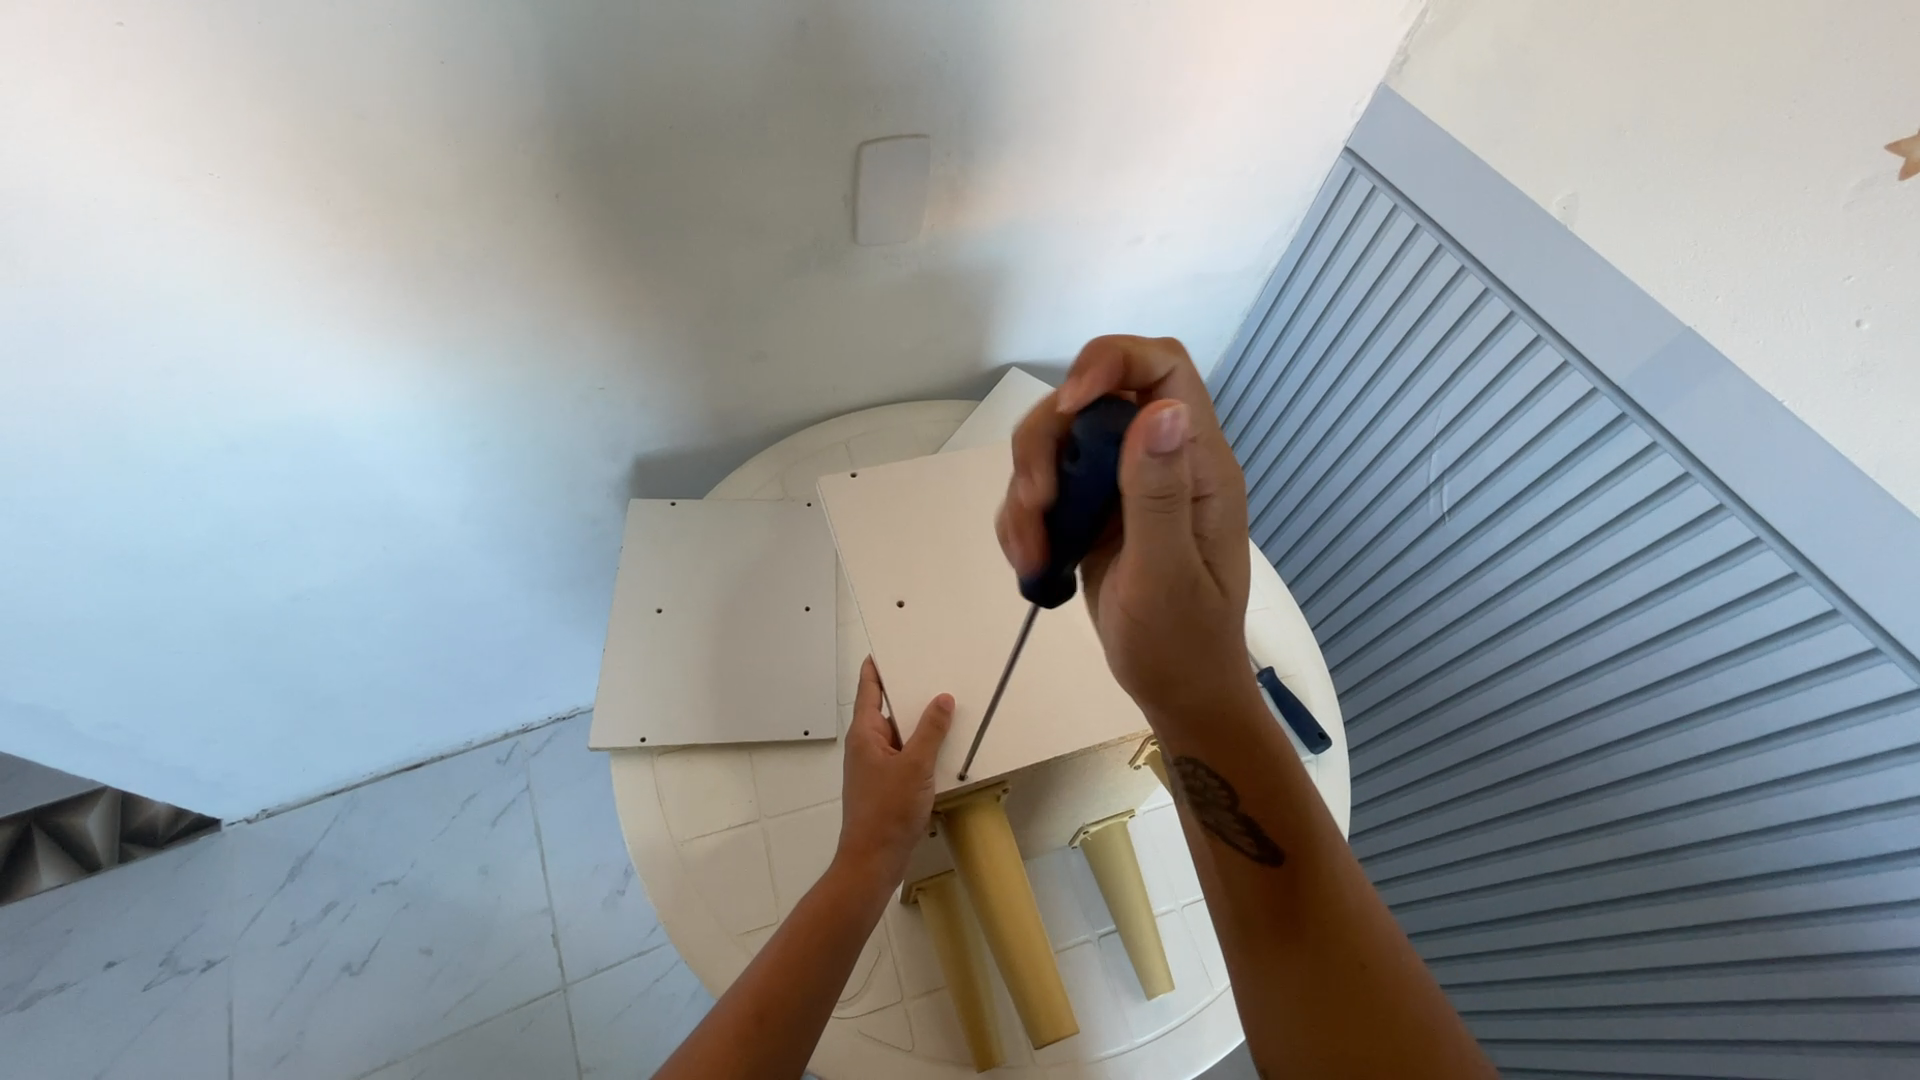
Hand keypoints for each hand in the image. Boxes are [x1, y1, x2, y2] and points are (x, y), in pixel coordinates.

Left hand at [836, 657, 953, 890]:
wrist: (873, 861)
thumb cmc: (888, 810)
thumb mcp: (915, 766)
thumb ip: (931, 731)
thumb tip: (942, 698)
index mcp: (865, 733)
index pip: (869, 688)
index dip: (878, 665)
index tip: (890, 644)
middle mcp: (867, 745)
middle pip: (887, 709)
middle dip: (909, 691)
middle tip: (934, 668)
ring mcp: (876, 766)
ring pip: (900, 734)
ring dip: (920, 722)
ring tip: (948, 702)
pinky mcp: (887, 785)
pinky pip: (906, 755)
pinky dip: (923, 747)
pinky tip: (946, 745)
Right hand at [996, 335, 1253, 720]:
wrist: (1174, 690)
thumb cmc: (1182, 643)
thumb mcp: (1168, 575)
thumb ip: (1159, 493)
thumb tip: (1162, 408)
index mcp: (1196, 464)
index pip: (1161, 367)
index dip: (1109, 362)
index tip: (1068, 407)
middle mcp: (1156, 461)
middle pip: (1086, 404)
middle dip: (1045, 447)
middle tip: (1035, 506)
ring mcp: (1120, 486)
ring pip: (1054, 446)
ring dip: (1026, 494)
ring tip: (1031, 554)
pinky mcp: (1091, 513)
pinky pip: (1042, 491)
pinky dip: (1024, 522)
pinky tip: (1032, 564)